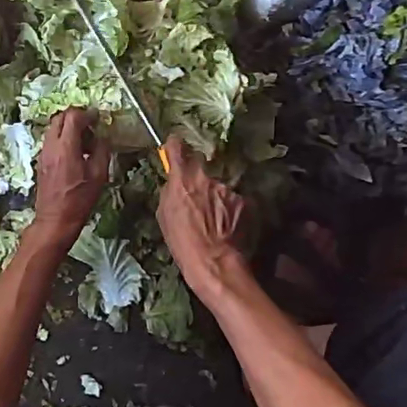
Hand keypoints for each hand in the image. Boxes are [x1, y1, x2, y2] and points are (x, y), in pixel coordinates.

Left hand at [33, 108, 110, 240]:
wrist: (55, 220)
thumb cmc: (80, 200)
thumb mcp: (99, 176)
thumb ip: (102, 151)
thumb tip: (102, 137)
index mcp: (66, 147)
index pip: (73, 117)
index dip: (87, 114)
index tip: (98, 119)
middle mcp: (51, 146)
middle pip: (60, 117)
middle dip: (76, 117)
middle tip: (91, 126)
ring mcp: (43, 153)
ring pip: (54, 128)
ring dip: (69, 128)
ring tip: (85, 143)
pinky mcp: (41, 162)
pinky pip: (51, 140)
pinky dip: (63, 138)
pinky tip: (75, 154)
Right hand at [157, 134, 247, 289]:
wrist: (213, 260)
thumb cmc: (182, 241)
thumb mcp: (164, 215)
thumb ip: (170, 192)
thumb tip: (173, 183)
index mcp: (182, 178)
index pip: (176, 147)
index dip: (175, 146)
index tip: (174, 146)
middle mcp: (205, 177)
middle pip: (200, 167)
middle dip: (197, 176)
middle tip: (196, 195)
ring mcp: (226, 188)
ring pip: (218, 186)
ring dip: (215, 196)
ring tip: (213, 219)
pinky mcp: (243, 200)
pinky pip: (233, 200)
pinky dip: (230, 209)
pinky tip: (226, 225)